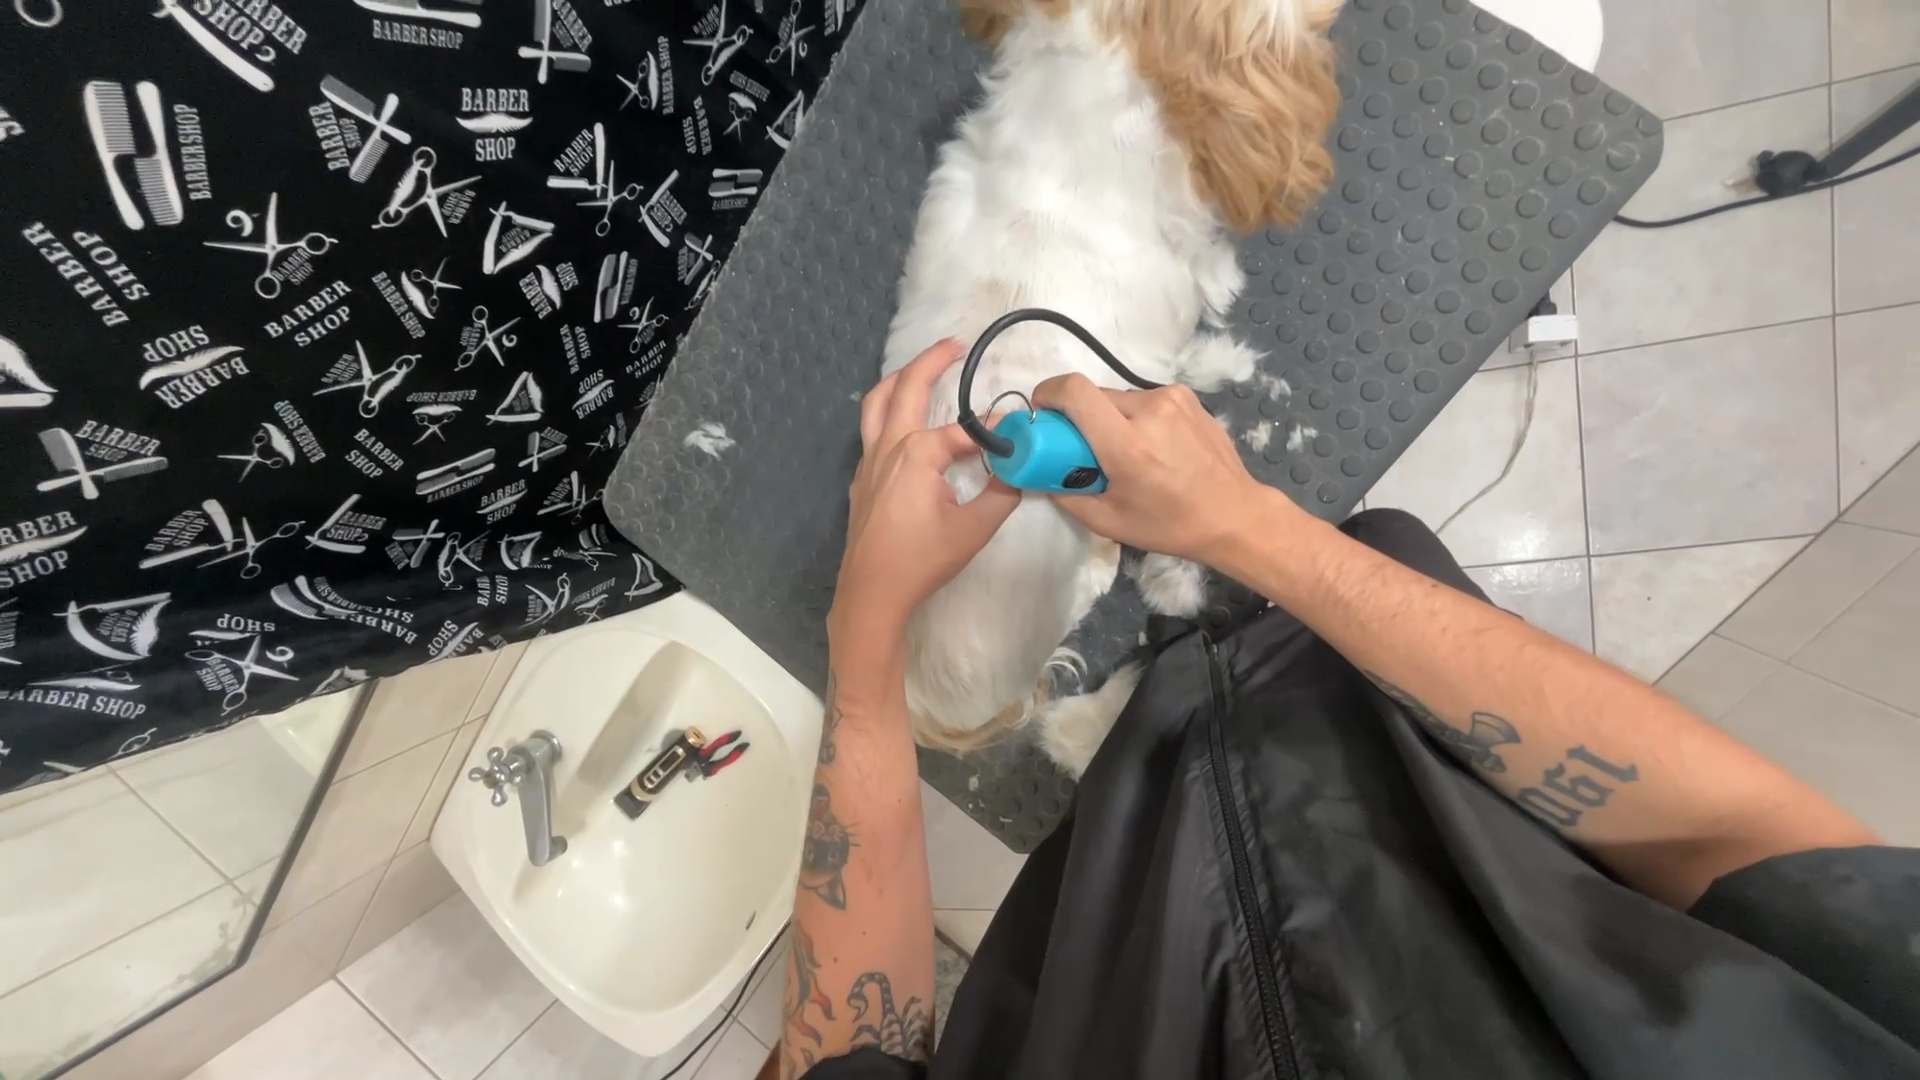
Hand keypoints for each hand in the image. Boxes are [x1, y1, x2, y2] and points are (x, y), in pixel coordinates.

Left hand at [830, 341, 1021, 659]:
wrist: (872, 592)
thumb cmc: (921, 560)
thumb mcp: (974, 529)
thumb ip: (1003, 493)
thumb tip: (1023, 469)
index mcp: (917, 453)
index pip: (965, 431)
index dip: (996, 430)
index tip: (1021, 430)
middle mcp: (888, 446)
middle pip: (905, 388)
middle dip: (931, 361)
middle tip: (954, 344)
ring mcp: (868, 461)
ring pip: (876, 404)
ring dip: (899, 380)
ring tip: (920, 369)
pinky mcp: (861, 478)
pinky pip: (871, 431)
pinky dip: (886, 412)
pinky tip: (901, 425)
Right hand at [1032, 374, 1299, 561]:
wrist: (1235, 515)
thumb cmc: (1169, 525)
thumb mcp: (1108, 522)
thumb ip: (1065, 494)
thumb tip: (1037, 475)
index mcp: (1128, 444)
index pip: (1076, 392)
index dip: (1049, 393)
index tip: (1041, 411)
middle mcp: (1150, 410)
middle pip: (1093, 396)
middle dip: (1078, 417)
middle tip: (1080, 448)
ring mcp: (1173, 398)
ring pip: (1118, 397)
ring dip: (1108, 419)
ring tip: (1122, 452)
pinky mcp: (1187, 397)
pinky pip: (1143, 400)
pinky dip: (1134, 418)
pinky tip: (1150, 446)